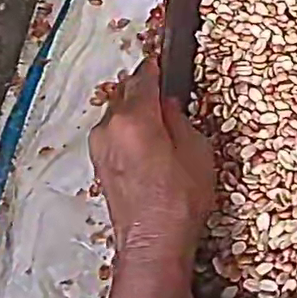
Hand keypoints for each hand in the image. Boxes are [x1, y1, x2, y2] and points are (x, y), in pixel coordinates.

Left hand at [90, 56, 215, 258]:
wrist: (153, 240)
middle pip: (125, 94)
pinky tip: (150, 139)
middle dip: (144, 88)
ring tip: (163, 117)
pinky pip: (115, 134)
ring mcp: (100, 147)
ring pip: (118, 115)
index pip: (143, 80)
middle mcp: (109, 128)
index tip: (162, 57)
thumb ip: (180, 120)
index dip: (155, 67)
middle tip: (167, 87)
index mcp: (134, 120)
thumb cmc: (181, 198)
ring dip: (137, 110)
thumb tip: (169, 107)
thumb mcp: (196, 150)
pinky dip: (130, 129)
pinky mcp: (100, 164)